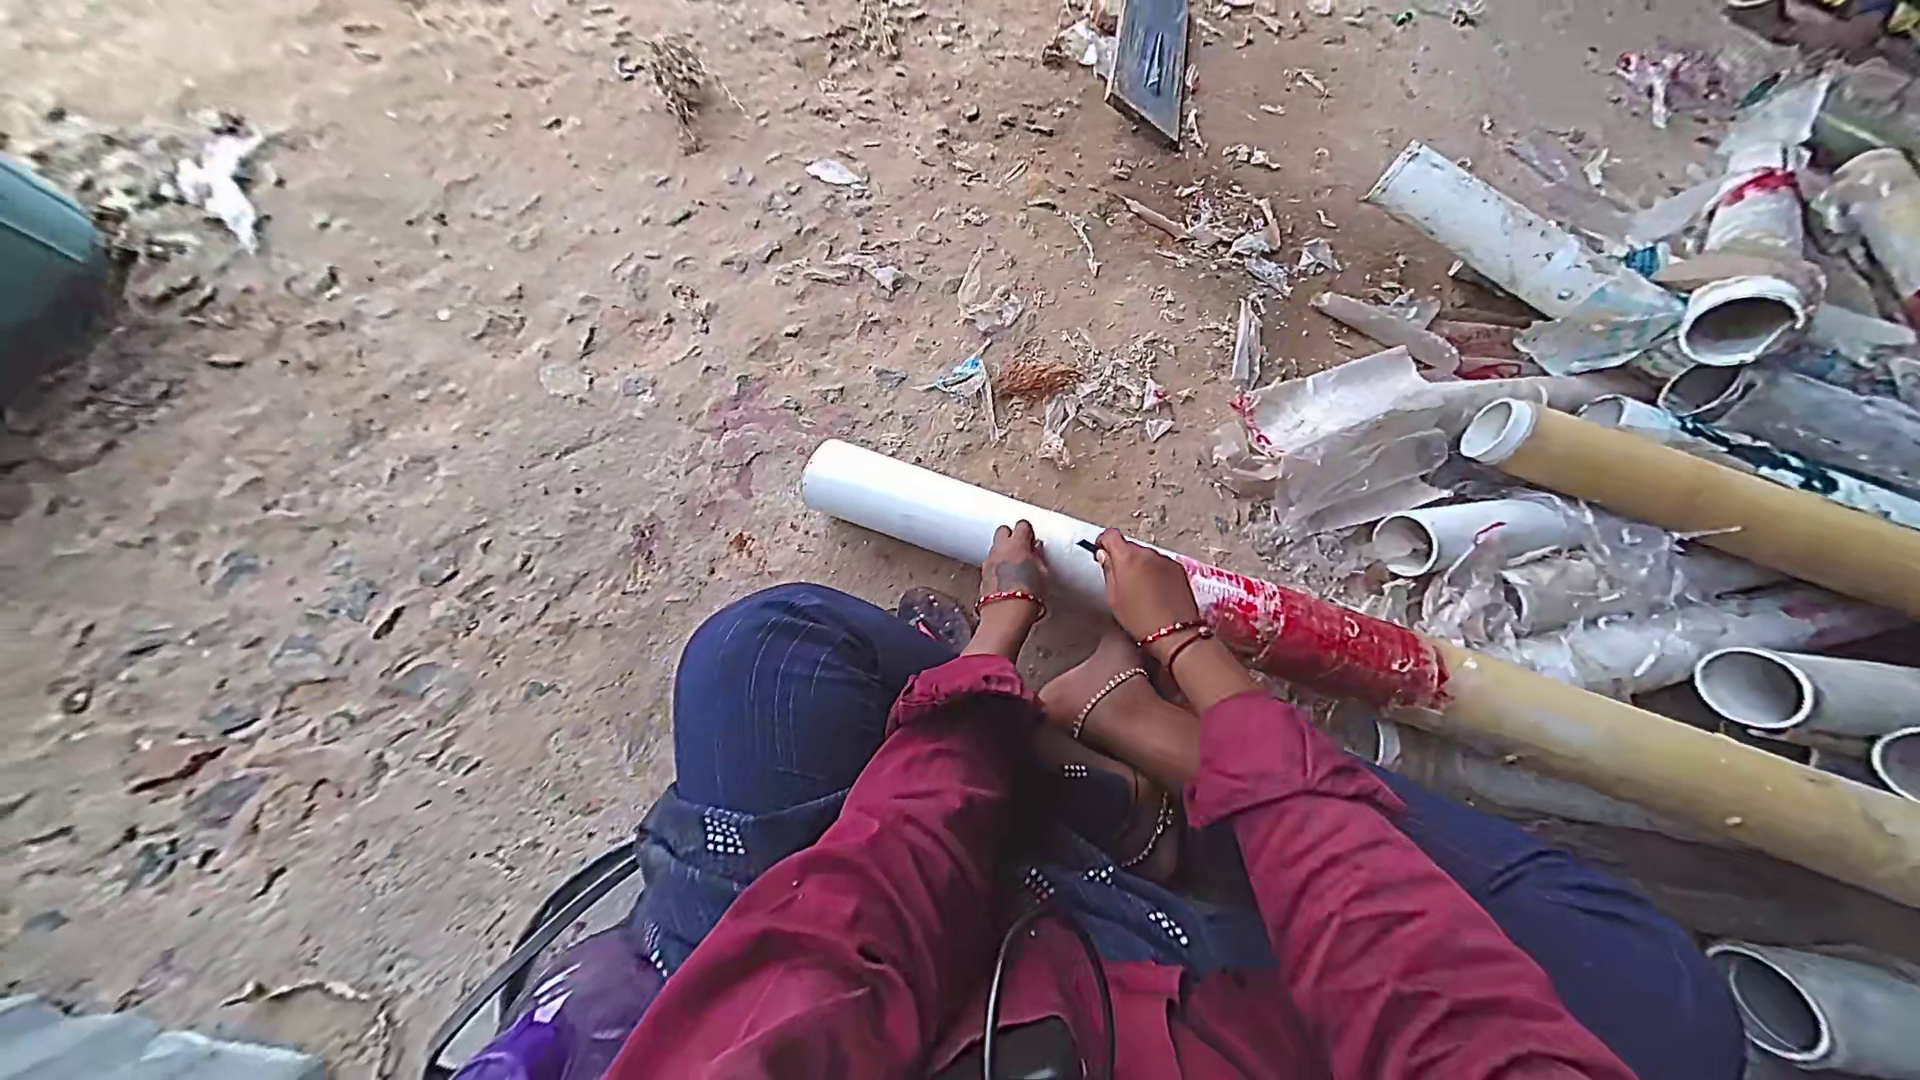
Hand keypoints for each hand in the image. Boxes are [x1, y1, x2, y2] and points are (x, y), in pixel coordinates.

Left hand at [980, 521, 1049, 612]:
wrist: (1006, 613)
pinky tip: (1004, 578)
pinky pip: (990, 564)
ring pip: (995, 548)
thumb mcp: (1043, 574)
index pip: (1022, 525)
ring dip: (1003, 552)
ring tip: (1013, 567)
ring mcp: (989, 561)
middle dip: (1010, 536)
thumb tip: (1035, 549)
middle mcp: (1000, 548)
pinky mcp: (982, 574)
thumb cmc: (1029, 594)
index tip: (1032, 541)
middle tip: (1021, 549)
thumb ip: (1038, 557)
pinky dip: (997, 567)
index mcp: (1017, 544)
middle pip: (1003, 530)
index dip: (1028, 532)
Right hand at [1096, 529, 1255, 709]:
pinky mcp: (1179, 569)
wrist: (1175, 634)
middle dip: (1122, 558)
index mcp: (1127, 558)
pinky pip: (1160, 565)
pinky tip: (1153, 592)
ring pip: (1146, 556)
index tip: (1101, 551)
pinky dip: (1155, 572)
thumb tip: (1104, 556)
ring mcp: (1165, 561)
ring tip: (1138, 590)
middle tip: (1119, 579)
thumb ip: (1107, 571)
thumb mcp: (1113, 597)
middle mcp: (1148, 554)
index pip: (1111, 535)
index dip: (1103, 542)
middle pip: (1129, 547)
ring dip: (1140, 566)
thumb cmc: (1140, 619)